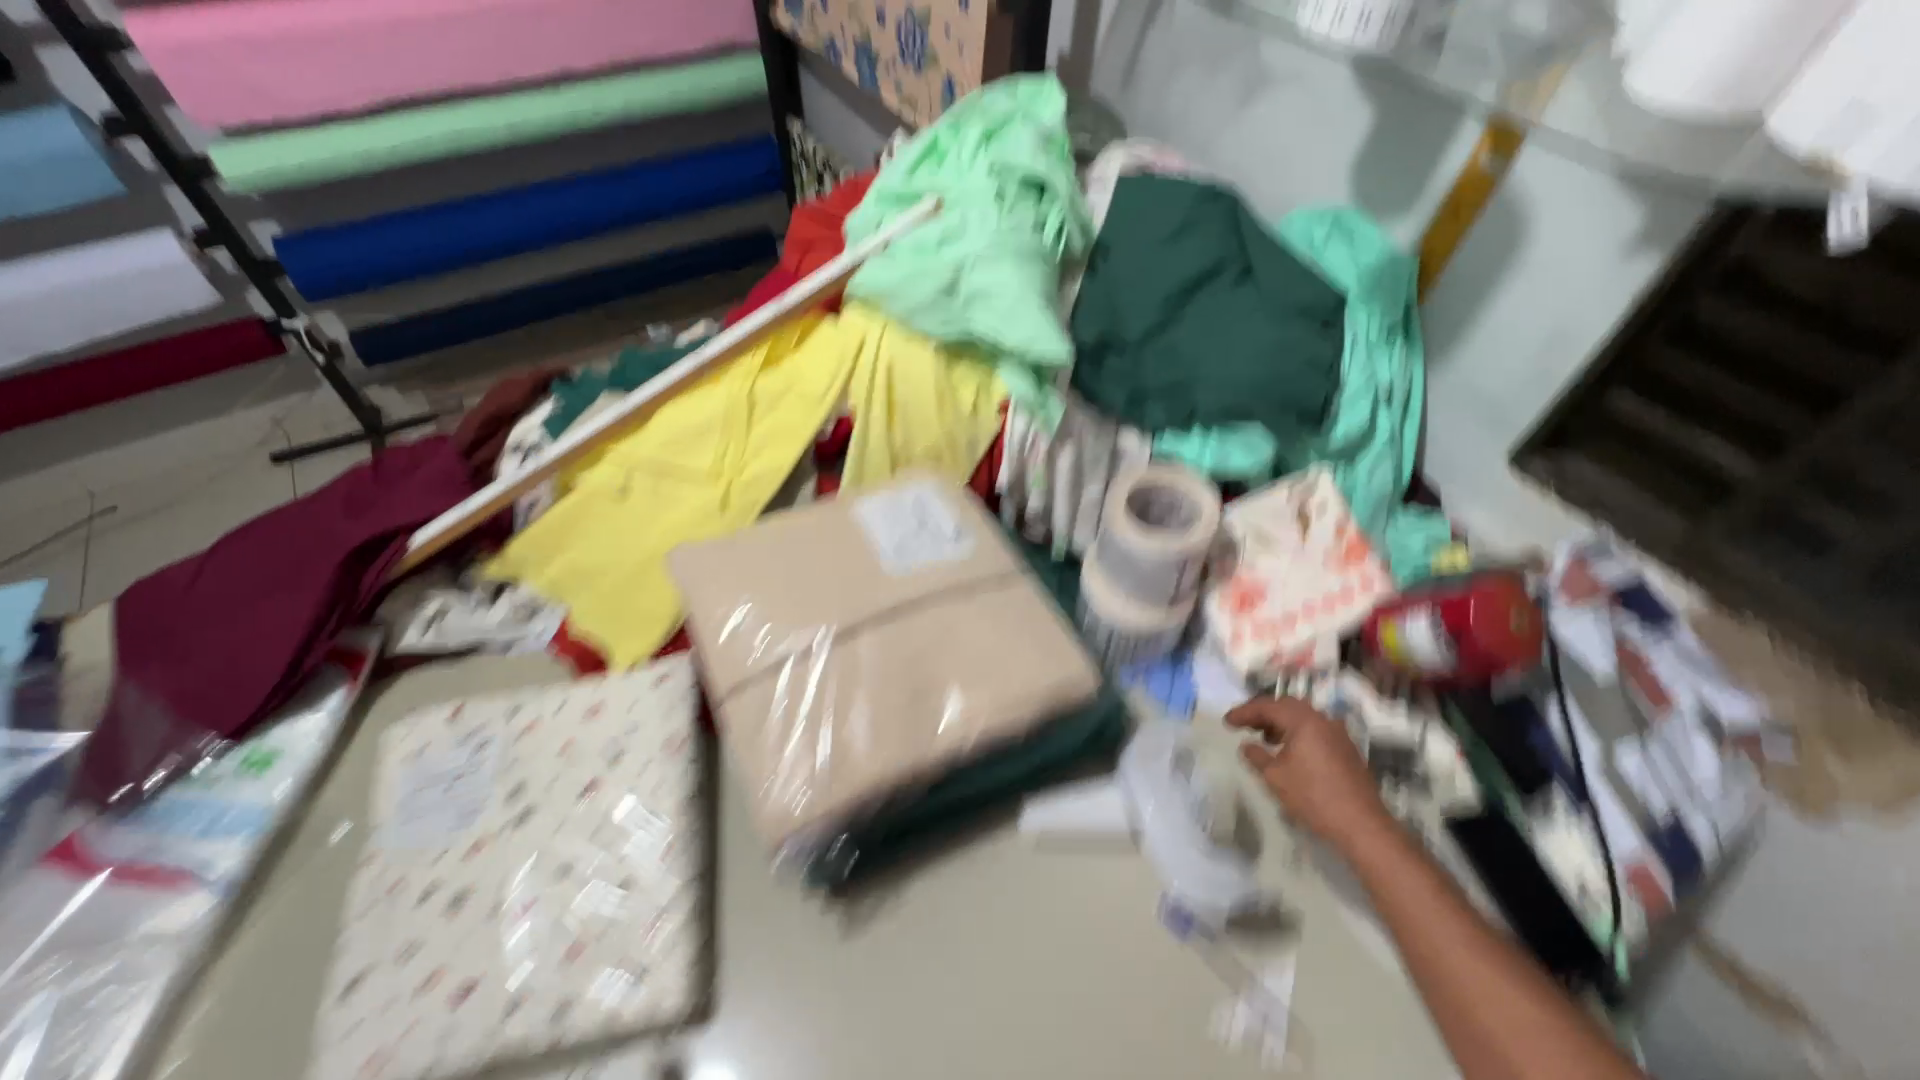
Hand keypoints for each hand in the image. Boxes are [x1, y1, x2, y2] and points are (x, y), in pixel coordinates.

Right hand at [1227, 697, 1396, 854]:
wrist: (1361, 824)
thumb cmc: (1313, 797)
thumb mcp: (1275, 777)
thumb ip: (1256, 756)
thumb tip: (1247, 746)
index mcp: (1304, 721)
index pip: (1268, 706)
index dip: (1244, 712)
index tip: (1226, 721)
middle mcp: (1323, 720)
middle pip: (1287, 706)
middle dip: (1263, 713)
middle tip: (1244, 724)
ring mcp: (1338, 733)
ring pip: (1304, 717)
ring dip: (1281, 723)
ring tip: (1264, 738)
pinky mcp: (1346, 748)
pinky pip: (1316, 729)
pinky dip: (1297, 732)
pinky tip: (1289, 750)